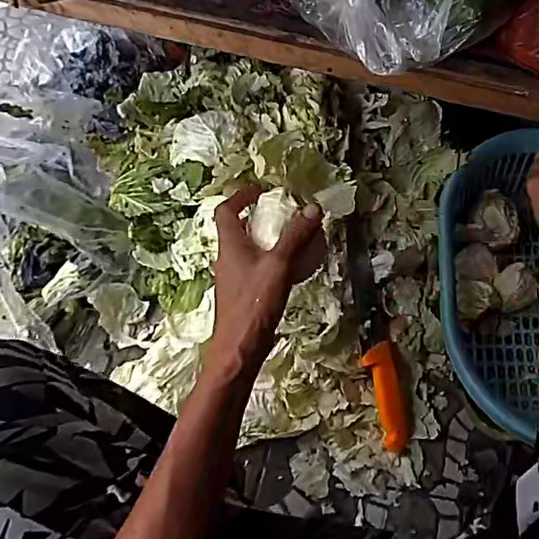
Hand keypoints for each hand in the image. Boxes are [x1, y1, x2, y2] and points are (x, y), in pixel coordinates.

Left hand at [207, 187, 326, 372]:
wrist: (240, 347)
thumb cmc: (255, 303)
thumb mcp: (279, 265)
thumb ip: (295, 236)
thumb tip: (312, 209)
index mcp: (230, 246)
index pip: (226, 211)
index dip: (240, 197)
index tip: (259, 191)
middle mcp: (227, 259)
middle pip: (237, 230)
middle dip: (258, 219)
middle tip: (280, 214)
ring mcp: (233, 278)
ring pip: (247, 250)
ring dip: (266, 240)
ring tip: (290, 239)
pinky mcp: (243, 295)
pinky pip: (255, 268)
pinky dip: (271, 261)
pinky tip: (290, 270)